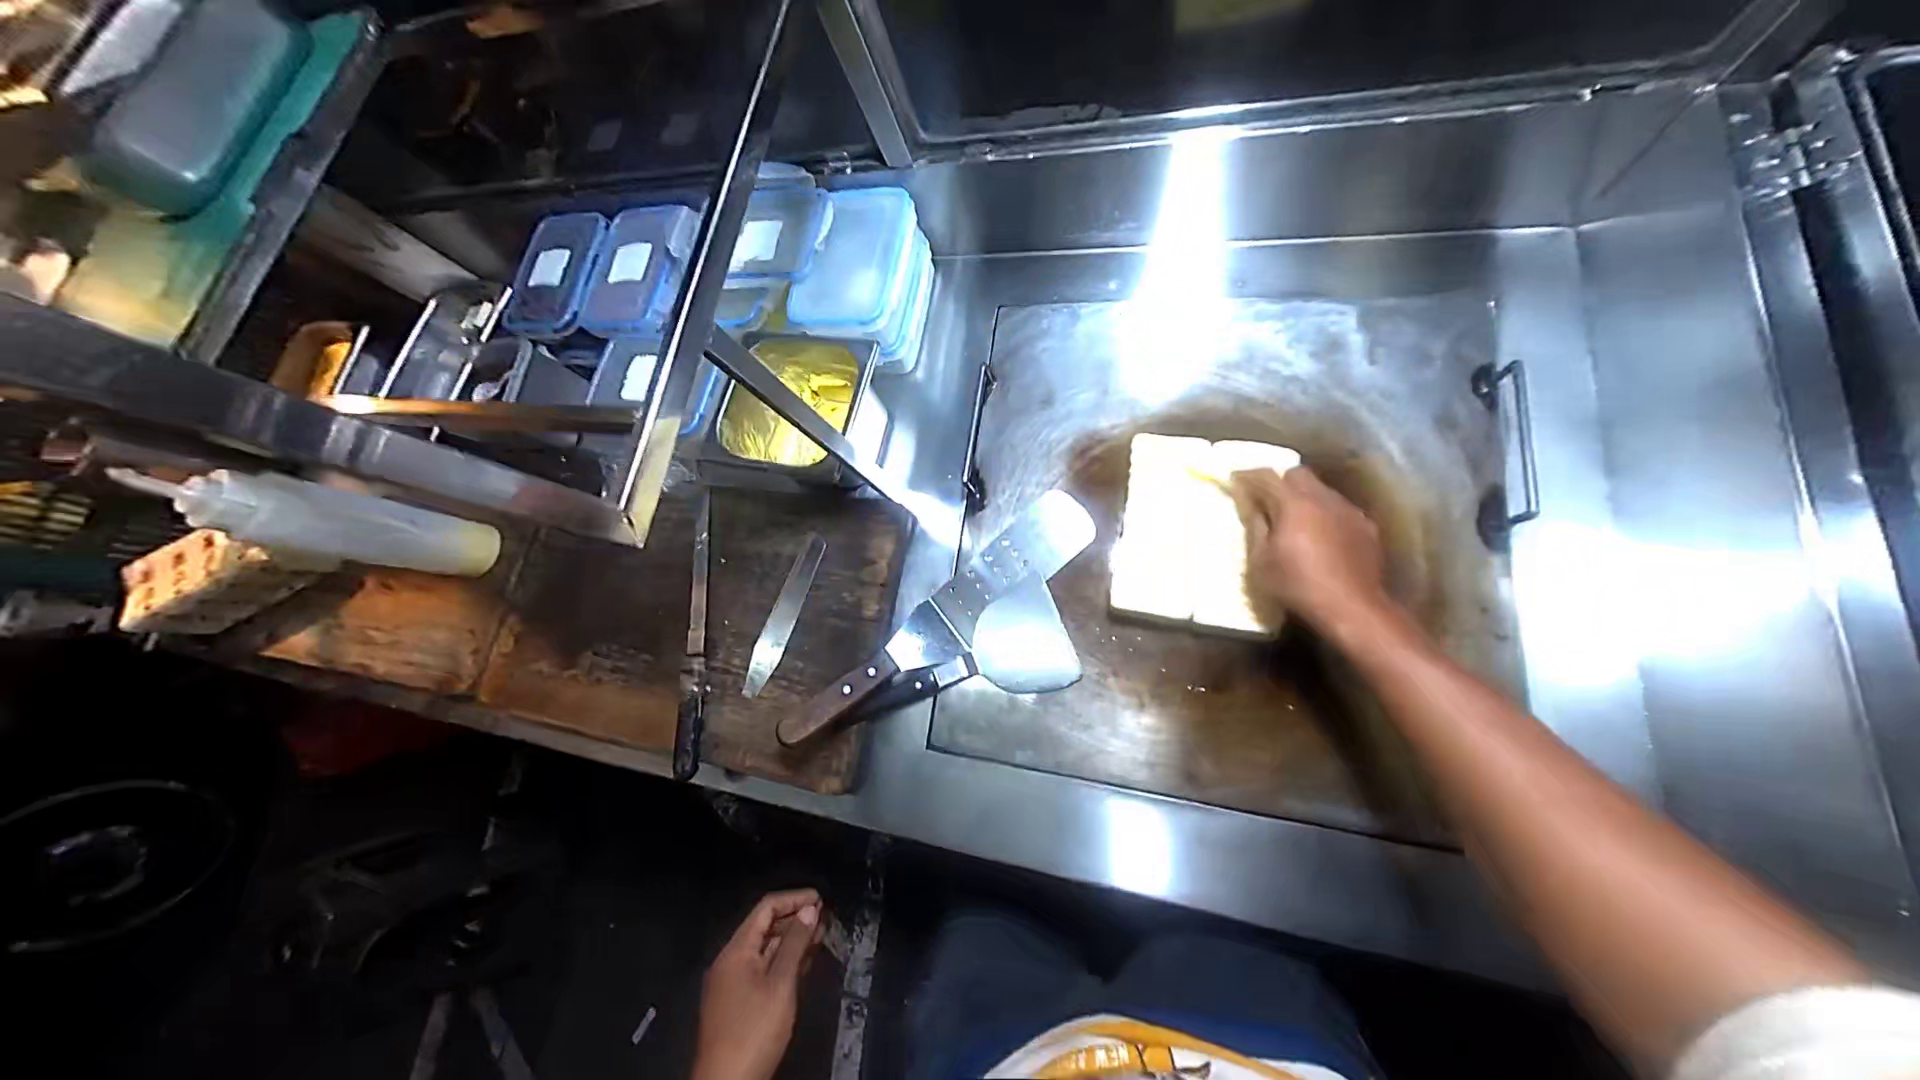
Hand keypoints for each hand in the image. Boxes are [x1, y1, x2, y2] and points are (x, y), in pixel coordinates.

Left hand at [692, 889, 822, 1079]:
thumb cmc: (754, 1031)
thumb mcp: (781, 984)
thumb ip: (796, 944)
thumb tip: (811, 909)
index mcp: (736, 951)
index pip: (766, 909)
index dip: (794, 899)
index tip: (821, 900)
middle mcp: (731, 961)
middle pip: (764, 927)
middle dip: (795, 918)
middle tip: (825, 918)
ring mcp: (733, 983)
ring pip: (766, 949)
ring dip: (792, 940)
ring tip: (821, 935)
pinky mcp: (739, 1002)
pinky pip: (763, 969)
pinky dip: (784, 961)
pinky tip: (805, 962)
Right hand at [1230, 466, 1395, 636]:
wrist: (1352, 608)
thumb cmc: (1296, 585)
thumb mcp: (1261, 560)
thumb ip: (1255, 524)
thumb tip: (1249, 503)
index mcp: (1294, 504)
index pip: (1267, 476)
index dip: (1247, 476)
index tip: (1234, 481)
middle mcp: (1324, 499)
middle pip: (1298, 474)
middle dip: (1279, 482)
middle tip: (1266, 501)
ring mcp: (1349, 511)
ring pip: (1322, 490)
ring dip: (1304, 498)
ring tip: (1294, 521)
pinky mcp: (1366, 527)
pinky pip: (1340, 510)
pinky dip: (1325, 515)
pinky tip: (1321, 538)